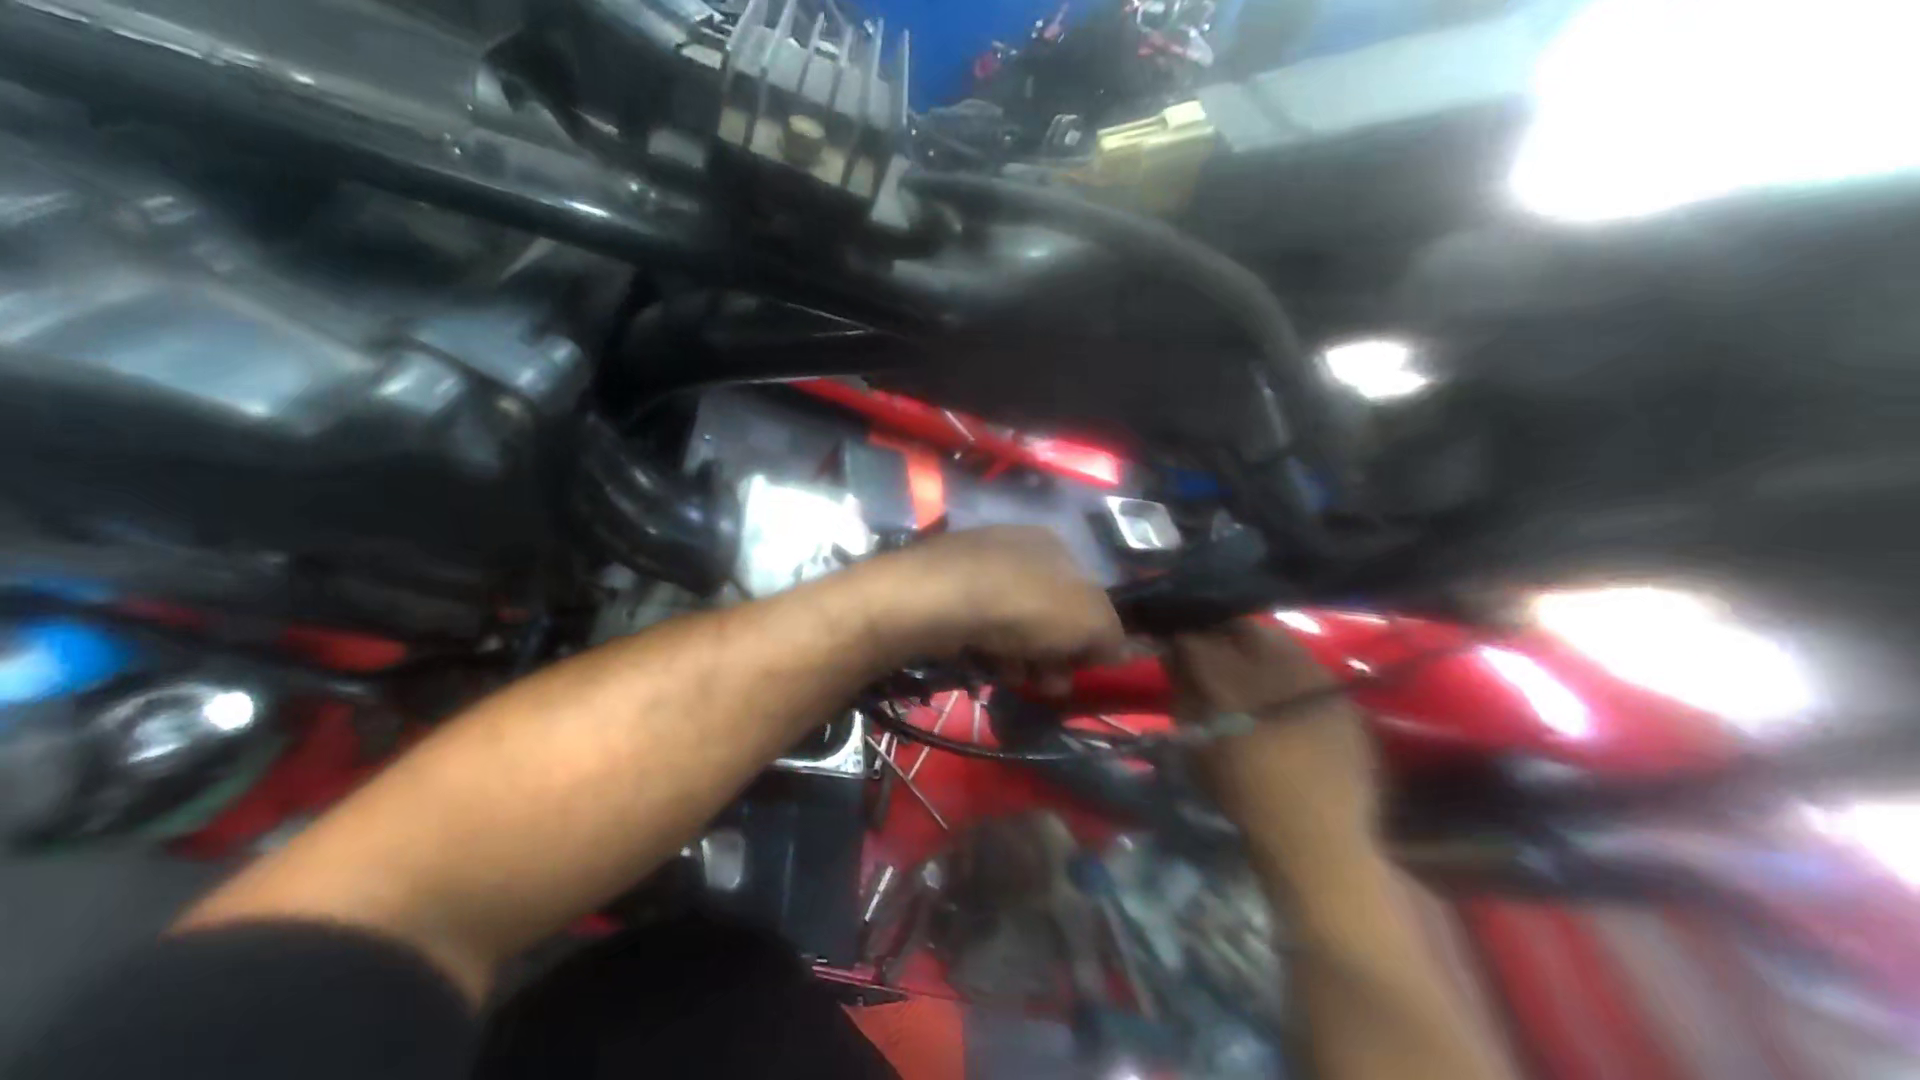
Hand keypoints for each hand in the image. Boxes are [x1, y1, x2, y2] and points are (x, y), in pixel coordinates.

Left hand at [856, 526, 1125, 692]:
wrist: (938, 600)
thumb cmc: (1024, 605)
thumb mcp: (1088, 621)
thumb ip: (1111, 634)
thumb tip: (1118, 648)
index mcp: (1055, 545)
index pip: (1086, 593)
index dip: (1091, 634)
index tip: (1084, 667)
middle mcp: (1016, 547)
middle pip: (1049, 611)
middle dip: (1056, 653)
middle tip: (1050, 683)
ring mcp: (976, 566)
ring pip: (1014, 622)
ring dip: (1025, 657)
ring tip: (1018, 678)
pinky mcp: (943, 590)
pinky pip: (979, 624)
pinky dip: (990, 648)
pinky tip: (988, 665)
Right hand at [1170, 618, 1377, 862]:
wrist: (1317, 838)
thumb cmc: (1242, 794)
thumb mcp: (1196, 746)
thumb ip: (1183, 693)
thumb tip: (1176, 655)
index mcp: (1228, 681)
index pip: (1196, 638)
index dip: (1185, 640)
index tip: (1179, 648)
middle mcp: (1274, 668)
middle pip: (1241, 628)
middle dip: (1224, 637)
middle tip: (1217, 656)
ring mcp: (1315, 678)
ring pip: (1279, 640)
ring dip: (1259, 649)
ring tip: (1253, 671)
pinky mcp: (1342, 694)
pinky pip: (1309, 665)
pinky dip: (1292, 670)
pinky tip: (1287, 693)